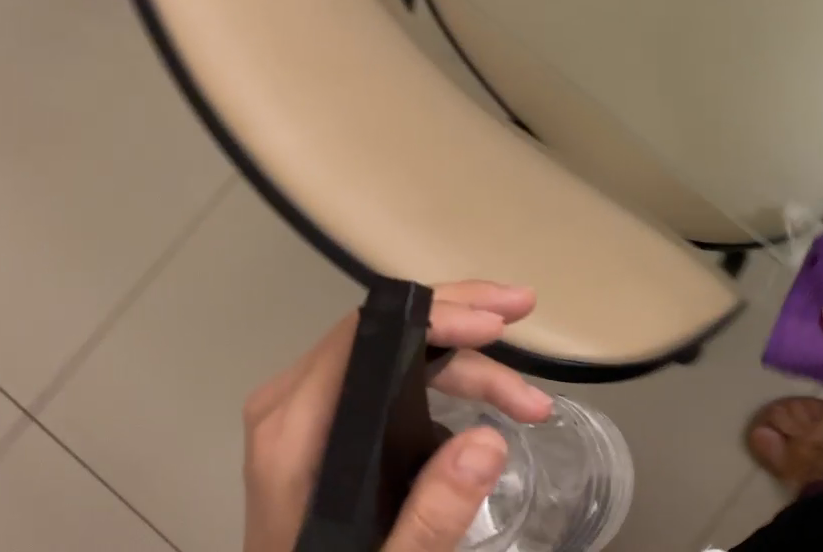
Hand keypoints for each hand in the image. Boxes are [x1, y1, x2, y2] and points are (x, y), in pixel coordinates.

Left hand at [241, 282, 554, 551]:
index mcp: (295, 429)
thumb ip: (430, 516)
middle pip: (387, 330)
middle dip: (465, 317)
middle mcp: (294, 402)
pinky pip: (391, 369)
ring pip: (397, 349)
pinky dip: (447, 372)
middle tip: (524, 306)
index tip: (496, 324)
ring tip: (528, 394)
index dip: (437, 316)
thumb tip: (490, 441)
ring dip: (467, 359)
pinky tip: (490, 391)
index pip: (368, 336)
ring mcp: (309, 407)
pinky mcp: (327, 419)